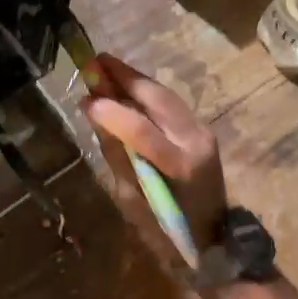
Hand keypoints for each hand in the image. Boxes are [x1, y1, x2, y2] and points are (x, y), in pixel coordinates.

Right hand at [79, 55, 226, 256]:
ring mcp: (202, 132)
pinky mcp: (201, 129)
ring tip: (104, 66)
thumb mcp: (133, 199)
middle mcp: (196, 141)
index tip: (85, 99)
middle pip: (159, 98)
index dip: (111, 111)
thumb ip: (117, 154)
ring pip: (165, 95)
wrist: (212, 237)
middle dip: (124, 77)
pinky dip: (145, 92)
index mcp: (180, 165)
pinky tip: (124, 86)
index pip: (142, 129)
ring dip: (134, 79)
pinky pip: (169, 103)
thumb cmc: (166, 229)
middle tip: (94, 61)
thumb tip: (95, 116)